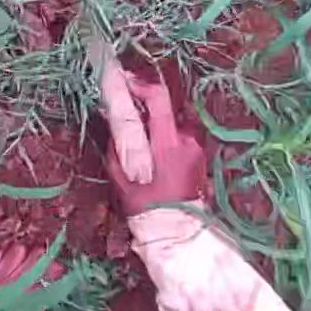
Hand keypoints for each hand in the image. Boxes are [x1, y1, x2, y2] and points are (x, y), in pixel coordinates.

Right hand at [104, 79, 206, 215]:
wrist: (175, 229)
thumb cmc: (142, 203)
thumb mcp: (118, 173)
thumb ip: (117, 141)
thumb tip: (111, 115)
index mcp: (166, 142)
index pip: (157, 98)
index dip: (139, 85)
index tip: (123, 81)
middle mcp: (186, 139)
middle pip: (164, 107)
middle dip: (144, 104)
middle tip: (126, 104)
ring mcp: (195, 146)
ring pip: (170, 122)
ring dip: (154, 123)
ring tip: (138, 136)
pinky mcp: (198, 153)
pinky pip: (177, 136)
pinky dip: (163, 137)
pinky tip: (153, 152)